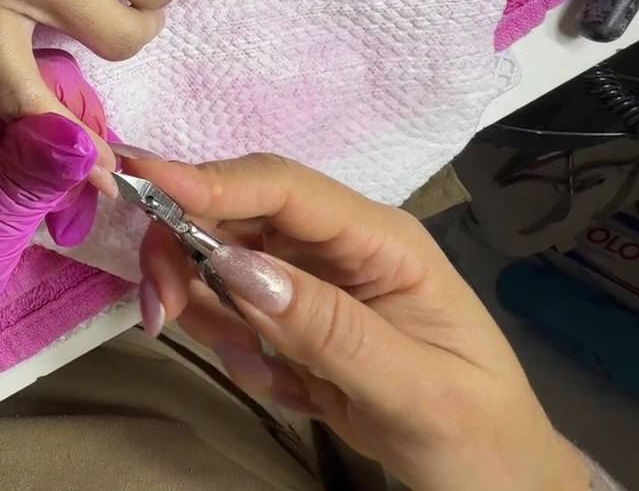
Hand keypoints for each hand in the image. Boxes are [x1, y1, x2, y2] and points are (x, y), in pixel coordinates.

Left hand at [0, 51, 107, 387]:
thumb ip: (22, 183)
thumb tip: (79, 133)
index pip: (37, 78)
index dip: (80, 124)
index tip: (93, 189)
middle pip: (39, 91)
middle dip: (75, 150)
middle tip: (73, 219)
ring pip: (32, 117)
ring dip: (60, 169)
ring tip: (61, 227)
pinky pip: (12, 141)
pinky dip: (38, 177)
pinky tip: (45, 219)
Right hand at [131, 153, 590, 490]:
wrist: (496, 489)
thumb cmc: (480, 438)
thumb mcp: (420, 392)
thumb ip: (328, 327)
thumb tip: (232, 265)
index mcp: (376, 239)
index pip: (282, 186)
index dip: (208, 178)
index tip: (143, 181)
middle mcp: (328, 241)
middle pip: (228, 213)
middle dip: (183, 251)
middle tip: (159, 308)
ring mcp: (299, 273)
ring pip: (208, 256)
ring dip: (202, 307)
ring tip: (257, 371)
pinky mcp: (277, 307)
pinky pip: (215, 304)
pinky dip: (222, 340)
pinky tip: (275, 382)